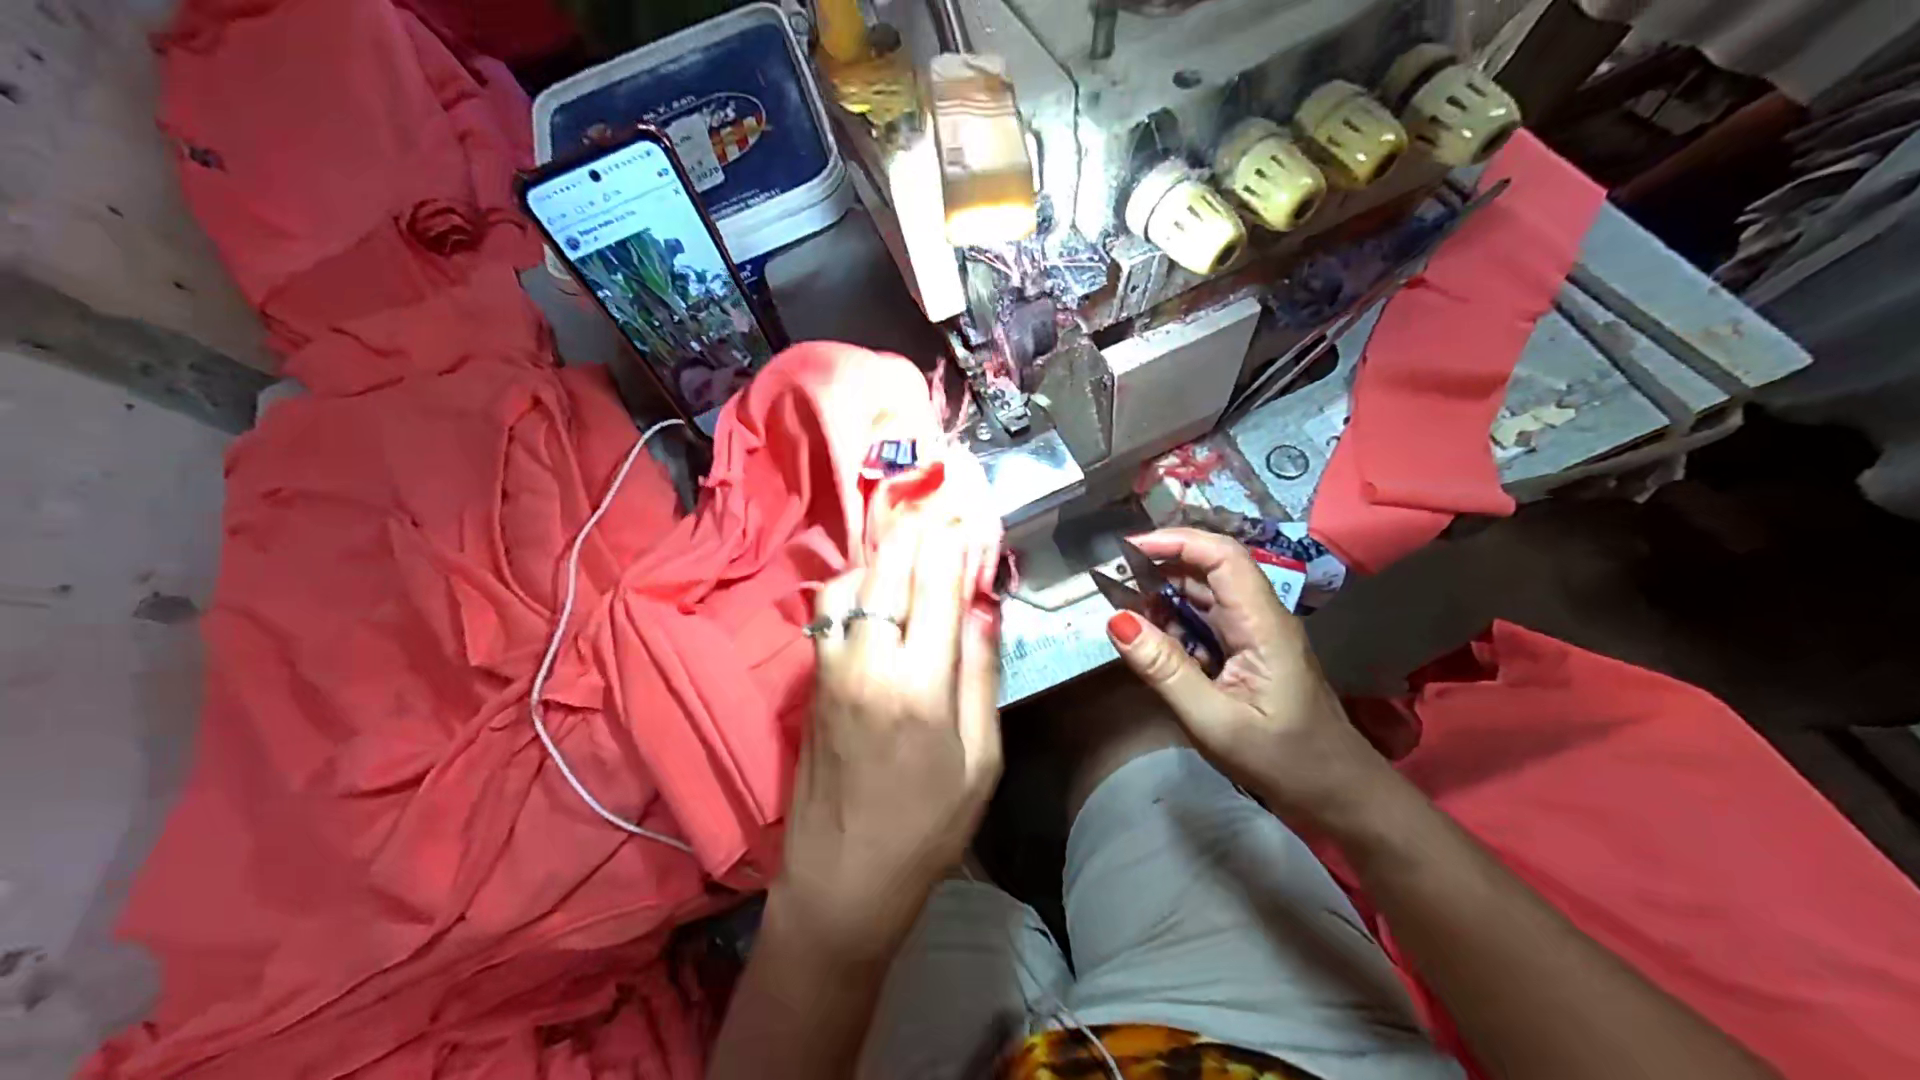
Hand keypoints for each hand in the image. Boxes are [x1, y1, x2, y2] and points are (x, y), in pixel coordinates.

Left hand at [776, 522, 1001, 959]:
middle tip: (945, 513)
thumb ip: (980, 677)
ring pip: (851, 581)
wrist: (842, 878)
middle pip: (890, 570)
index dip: (956, 543)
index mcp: (920, 685)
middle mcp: (869, 661)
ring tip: (913, 550)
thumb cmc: (927, 829)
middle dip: (920, 532)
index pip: (937, 585)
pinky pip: (830, 610)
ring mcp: (832, 667)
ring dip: (884, 555)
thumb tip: (982, 611)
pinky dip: (856, 583)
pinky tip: (877, 590)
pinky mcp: (813, 679)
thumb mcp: (979, 761)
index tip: (972, 517)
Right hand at [1104, 528, 1397, 830]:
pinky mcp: (1248, 652)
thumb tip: (1117, 621)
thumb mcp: (1214, 721)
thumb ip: (1165, 670)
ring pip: (1206, 594)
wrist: (1338, 794)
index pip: (1222, 556)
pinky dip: (1174, 622)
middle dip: (1160, 567)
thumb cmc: (1282, 761)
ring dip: (1164, 596)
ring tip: (1126, 612)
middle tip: (1114, 584)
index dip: (1176, 541)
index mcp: (1263, 624)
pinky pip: (1206, 621)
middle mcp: (1261, 617)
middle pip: (1211, 569)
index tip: (1128, 550)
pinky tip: (1153, 641)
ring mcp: (1255, 634)